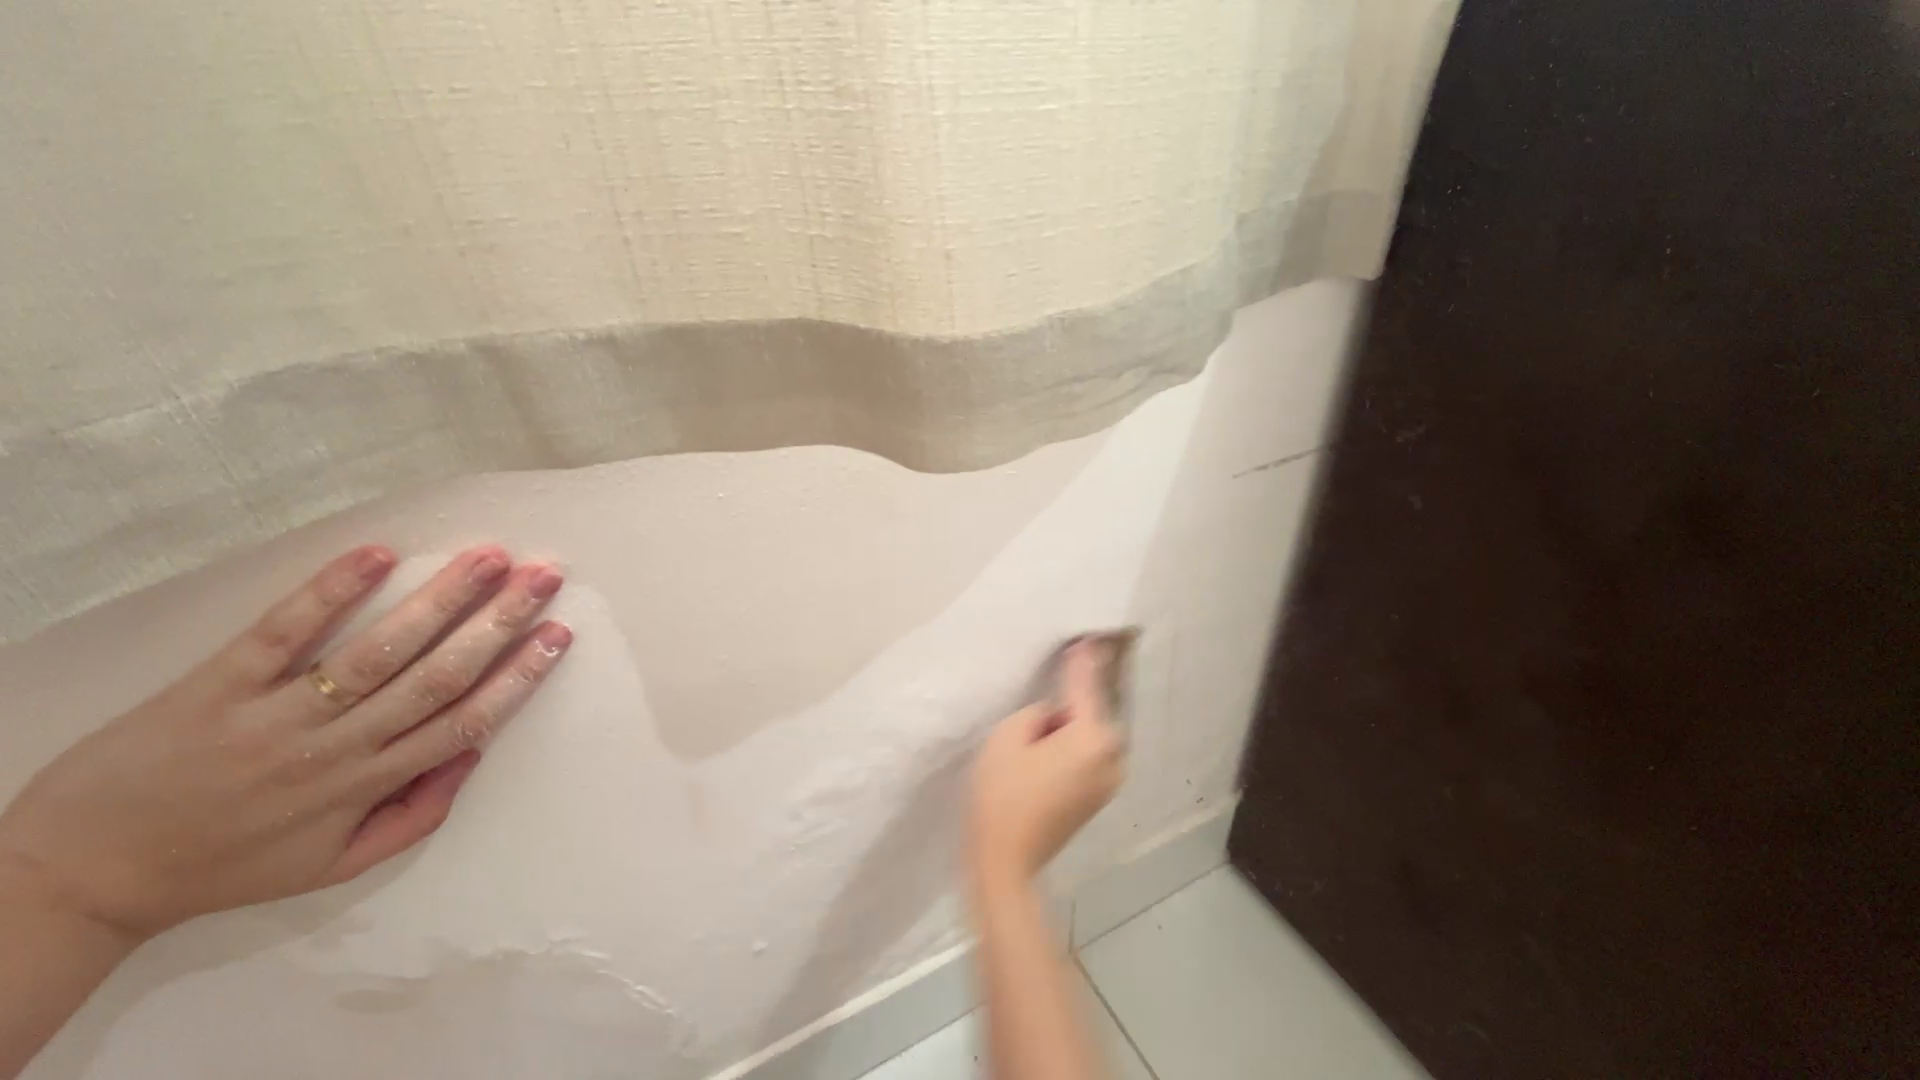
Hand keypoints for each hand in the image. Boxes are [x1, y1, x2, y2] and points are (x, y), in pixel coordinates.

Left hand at [0, 545, 571, 941]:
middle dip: (499, 622)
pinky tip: (377, 555)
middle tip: (544, 576)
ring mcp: (277, 716)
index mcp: (367, 787)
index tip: (558, 635)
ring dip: (440, 600)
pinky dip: (329, 593)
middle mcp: (335, 749)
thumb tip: (474, 756)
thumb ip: (414, 816)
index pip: (464, 723)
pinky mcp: (218, 687)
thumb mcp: (334, 866)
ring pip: (378, 651)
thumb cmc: (225, 867)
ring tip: (489, 557)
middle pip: (436, 676)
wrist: (84, 874)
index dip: (519, 676)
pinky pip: (282, 634)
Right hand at [968, 638, 1127, 886]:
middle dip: (1080, 691)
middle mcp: (1112, 757)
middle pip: (1094, 711)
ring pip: (1091, 734)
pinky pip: (1088, 753)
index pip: (1086, 686)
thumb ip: (1038, 712)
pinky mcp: (1097, 796)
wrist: (1004, 862)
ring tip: (1050, 707)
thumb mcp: (1008, 736)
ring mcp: (1109, 780)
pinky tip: (1050, 739)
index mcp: (1093, 738)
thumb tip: (1054, 718)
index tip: (1089, 634)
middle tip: (1068, 663)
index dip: (1083, 659)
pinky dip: (1073, 742)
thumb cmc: (1001, 795)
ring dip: (1074, 720)